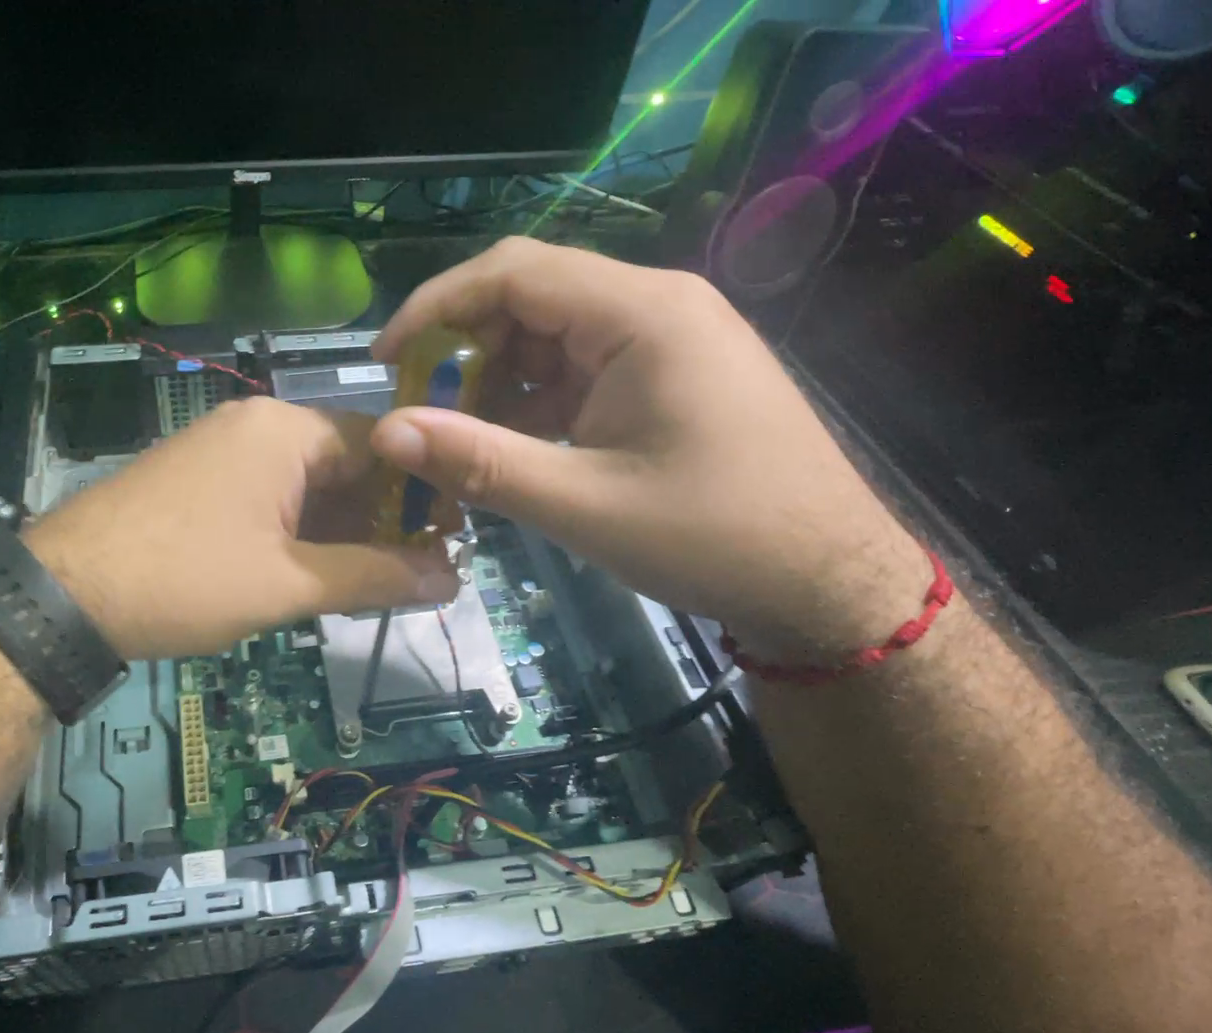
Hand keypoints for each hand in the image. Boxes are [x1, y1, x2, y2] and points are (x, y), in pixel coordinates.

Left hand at [25, 398, 460, 659]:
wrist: (61, 595)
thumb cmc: (185, 580)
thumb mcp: (288, 584)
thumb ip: (375, 576)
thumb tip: (451, 579)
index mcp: (285, 431)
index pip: (382, 445)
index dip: (421, 495)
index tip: (450, 541)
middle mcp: (256, 427)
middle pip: (344, 465)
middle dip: (381, 520)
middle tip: (417, 573)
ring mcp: (220, 453)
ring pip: (306, 487)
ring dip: (341, 532)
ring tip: (375, 582)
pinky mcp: (196, 482)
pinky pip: (268, 499)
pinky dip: (299, 533)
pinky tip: (316, 573)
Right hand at [369, 237, 928, 658]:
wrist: (828, 581)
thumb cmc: (716, 538)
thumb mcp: (584, 505)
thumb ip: (481, 464)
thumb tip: (385, 433)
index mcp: (642, 313)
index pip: (512, 271)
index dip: (435, 308)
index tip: (383, 363)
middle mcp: (654, 306)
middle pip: (529, 296)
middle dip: (463, 350)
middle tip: (419, 413)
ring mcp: (665, 340)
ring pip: (550, 337)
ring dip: (495, 382)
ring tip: (459, 442)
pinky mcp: (667, 376)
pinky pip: (579, 370)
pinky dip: (534, 404)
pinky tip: (512, 451)